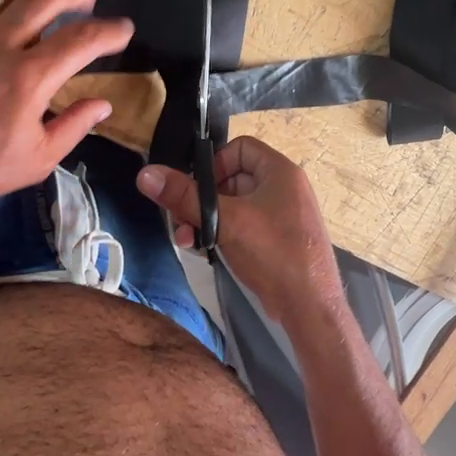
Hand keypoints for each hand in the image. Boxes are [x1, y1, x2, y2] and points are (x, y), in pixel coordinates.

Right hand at [136, 136, 343, 319]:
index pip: (239, 147)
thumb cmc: (273, 253)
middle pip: (232, 178)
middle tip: (180, 219)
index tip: (195, 189)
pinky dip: (223, 233)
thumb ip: (185, 196)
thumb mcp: (225, 221)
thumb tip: (146, 174)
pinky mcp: (277, 240)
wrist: (310, 307)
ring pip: (234, 205)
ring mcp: (282, 215)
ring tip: (187, 240)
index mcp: (280, 171)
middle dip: (202, 199)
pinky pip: (243, 226)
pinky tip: (205, 250)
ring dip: (207, 219)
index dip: (213, 163)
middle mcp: (284, 188)